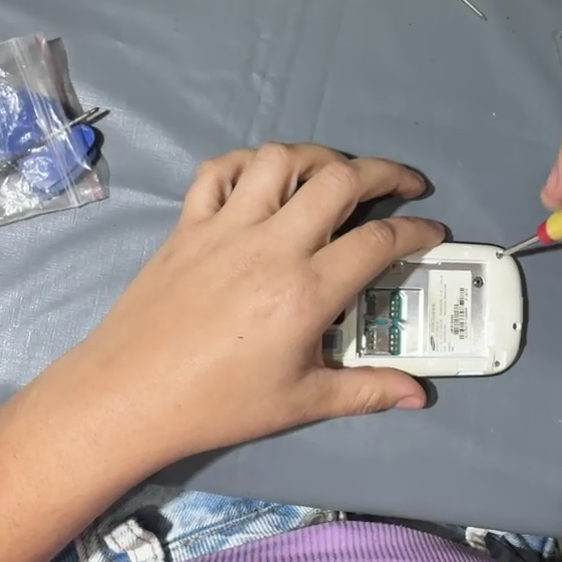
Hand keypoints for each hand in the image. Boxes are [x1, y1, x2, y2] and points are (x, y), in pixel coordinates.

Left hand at [44, 143, 444, 472]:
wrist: (127, 397)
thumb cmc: (219, 404)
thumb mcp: (303, 403)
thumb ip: (369, 391)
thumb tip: (422, 397)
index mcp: (307, 291)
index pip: (380, 241)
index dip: (419, 231)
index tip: (435, 232)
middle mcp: (273, 245)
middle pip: (341, 180)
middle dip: (385, 172)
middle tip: (405, 185)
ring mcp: (226, 227)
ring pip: (281, 160)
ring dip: (320, 156)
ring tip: (338, 174)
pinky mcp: (188, 225)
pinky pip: (219, 171)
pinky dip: (249, 164)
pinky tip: (265, 180)